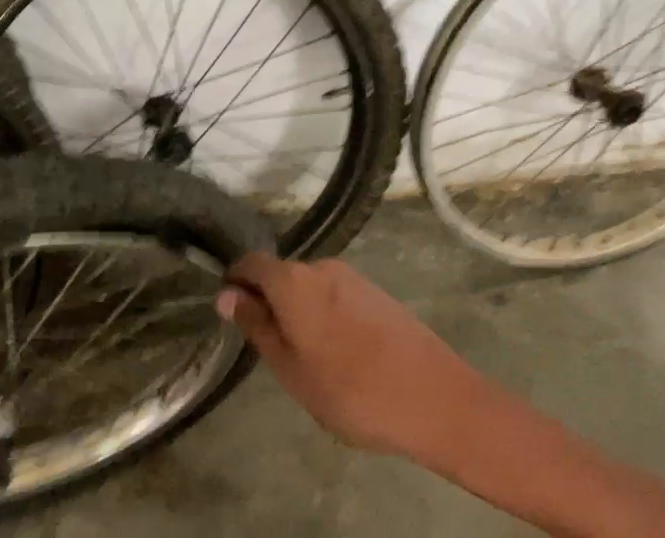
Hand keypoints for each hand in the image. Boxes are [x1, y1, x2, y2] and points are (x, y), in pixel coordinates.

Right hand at [217, 253, 480, 464]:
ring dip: (300, 312)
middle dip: (269, 302)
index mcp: (293, 280)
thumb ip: (256, 325)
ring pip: (310, 288)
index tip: (231, 314)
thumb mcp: (290, 368)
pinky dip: (327, 318)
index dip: (235, 283)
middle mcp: (322, 267)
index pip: (250, 263)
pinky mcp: (380, 295)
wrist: (439, 401)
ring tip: (309, 360)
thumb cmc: (351, 390)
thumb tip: (225, 294)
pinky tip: (342, 357)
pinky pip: (337, 298)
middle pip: (281, 275)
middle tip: (270, 349)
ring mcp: (355, 279)